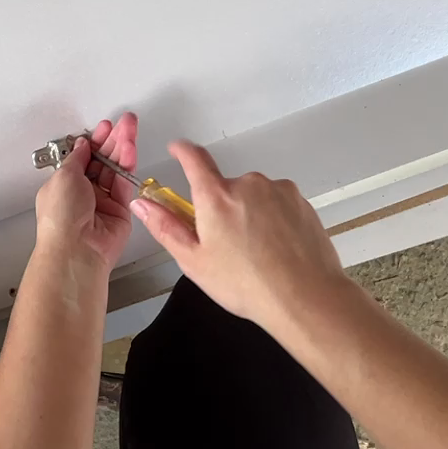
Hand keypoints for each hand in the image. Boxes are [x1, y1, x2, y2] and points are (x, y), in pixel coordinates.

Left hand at [33, 112, 138, 273]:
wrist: (76, 249)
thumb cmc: (61, 219)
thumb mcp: (63, 176)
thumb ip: (77, 158)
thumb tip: (81, 144)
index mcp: (64, 184)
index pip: (83, 156)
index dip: (94, 140)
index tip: (105, 127)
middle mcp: (83, 193)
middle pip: (102, 160)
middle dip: (113, 139)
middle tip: (125, 122)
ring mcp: (103, 202)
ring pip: (115, 169)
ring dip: (123, 147)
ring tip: (131, 128)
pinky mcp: (121, 211)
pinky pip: (125, 183)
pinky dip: (128, 164)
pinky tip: (131, 148)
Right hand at [129, 140, 356, 330]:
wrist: (305, 297)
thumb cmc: (246, 284)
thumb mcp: (194, 261)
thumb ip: (165, 226)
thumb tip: (142, 203)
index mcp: (216, 196)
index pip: (194, 158)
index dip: (182, 151)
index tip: (178, 150)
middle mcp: (247, 184)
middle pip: (225, 186)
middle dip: (221, 206)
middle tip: (225, 242)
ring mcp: (277, 190)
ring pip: (253, 195)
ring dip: (248, 212)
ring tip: (255, 251)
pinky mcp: (300, 201)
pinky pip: (277, 202)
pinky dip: (272, 218)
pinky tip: (276, 247)